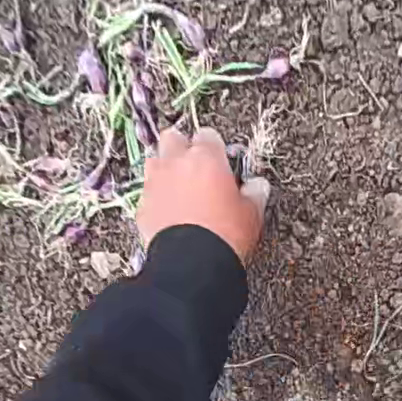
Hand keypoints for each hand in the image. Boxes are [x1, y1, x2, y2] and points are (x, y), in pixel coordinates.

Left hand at [136, 127, 270, 263]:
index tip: (223, 165)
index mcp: (206, 159)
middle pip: (173, 138)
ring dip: (167, 171)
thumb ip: (255, 194)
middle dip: (183, 149)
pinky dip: (158, 200)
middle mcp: (176, 163)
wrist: (194, 264)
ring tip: (183, 193)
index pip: (209, 136)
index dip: (217, 150)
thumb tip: (258, 186)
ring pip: (155, 162)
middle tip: (197, 171)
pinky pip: (149, 194)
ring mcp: (155, 183)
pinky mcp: (143, 206)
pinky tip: (172, 216)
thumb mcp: (252, 214)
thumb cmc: (226, 235)